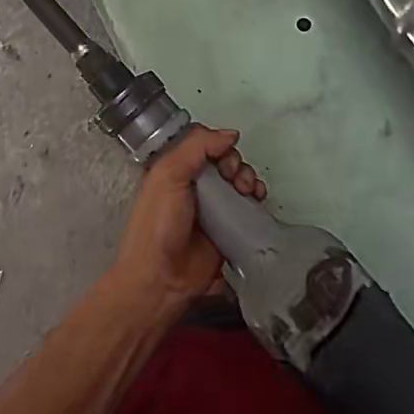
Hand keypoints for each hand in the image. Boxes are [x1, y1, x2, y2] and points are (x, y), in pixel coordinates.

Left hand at [102, 126, 265, 319]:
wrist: (162, 279)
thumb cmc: (157, 228)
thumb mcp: (169, 176)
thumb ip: (197, 148)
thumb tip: (230, 134)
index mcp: (174, 170)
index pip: (203, 144)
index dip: (217, 144)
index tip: (222, 155)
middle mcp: (194, 185)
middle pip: (225, 159)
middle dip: (235, 162)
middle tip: (233, 176)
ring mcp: (212, 206)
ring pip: (238, 178)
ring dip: (248, 176)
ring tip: (246, 189)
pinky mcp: (229, 226)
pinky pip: (248, 204)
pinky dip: (256, 195)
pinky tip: (257, 198)